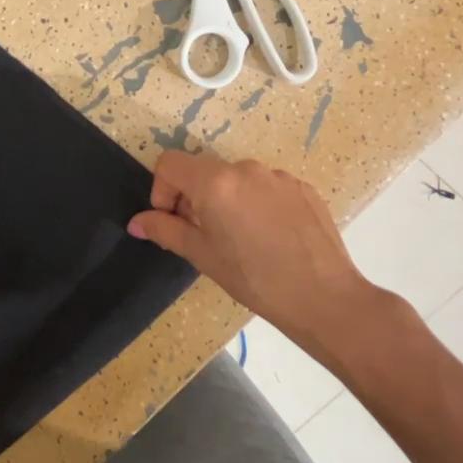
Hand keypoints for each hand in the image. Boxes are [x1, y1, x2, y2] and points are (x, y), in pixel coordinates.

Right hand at [127, 151, 386, 359]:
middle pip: (203, 171)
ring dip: (226, 200)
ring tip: (241, 239)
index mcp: (214, 181)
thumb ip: (164, 230)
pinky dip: (257, 204)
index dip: (162, 190)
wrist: (325, 298)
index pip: (169, 164)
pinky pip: (266, 188)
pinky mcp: (303, 189)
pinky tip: (270, 238)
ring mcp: (277, 176)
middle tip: (204, 235)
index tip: (173, 221)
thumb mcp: (201, 255)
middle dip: (194, 197)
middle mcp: (244, 168)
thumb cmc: (254, 278)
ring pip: (235, 180)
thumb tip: (137, 222)